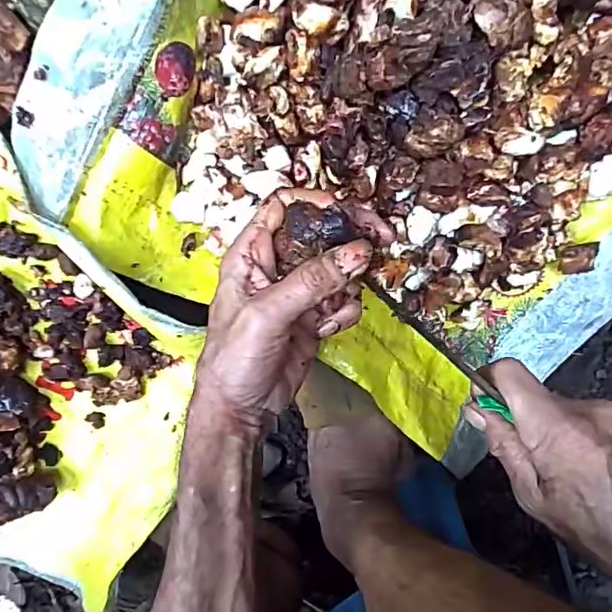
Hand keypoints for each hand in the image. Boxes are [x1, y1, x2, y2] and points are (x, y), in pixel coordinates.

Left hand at [193, 189, 391, 432]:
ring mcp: (297, 293)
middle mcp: (275, 268)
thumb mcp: (267, 313)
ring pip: (339, 268)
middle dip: (350, 238)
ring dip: (348, 284)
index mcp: (251, 255)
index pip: (283, 206)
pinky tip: (327, 328)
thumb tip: (355, 251)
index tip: (345, 212)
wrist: (240, 409)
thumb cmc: (232, 360)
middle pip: (321, 233)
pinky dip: (345, 312)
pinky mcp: (313, 318)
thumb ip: (312, 281)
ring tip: (333, 307)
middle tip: (379, 240)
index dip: (316, 203)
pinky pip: (343, 301)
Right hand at [468, 359, 611, 611]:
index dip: (489, 382)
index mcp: (557, 430)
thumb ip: (506, 449)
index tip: (485, 404)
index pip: (510, 373)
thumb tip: (479, 413)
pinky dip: (588, 438)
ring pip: (569, 411)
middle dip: (529, 424)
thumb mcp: (537, 501)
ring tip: (578, 477)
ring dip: (561, 434)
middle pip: (540, 398)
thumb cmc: (605, 537)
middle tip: (538, 466)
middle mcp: (590, 410)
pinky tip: (603, 474)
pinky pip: (597, 419)